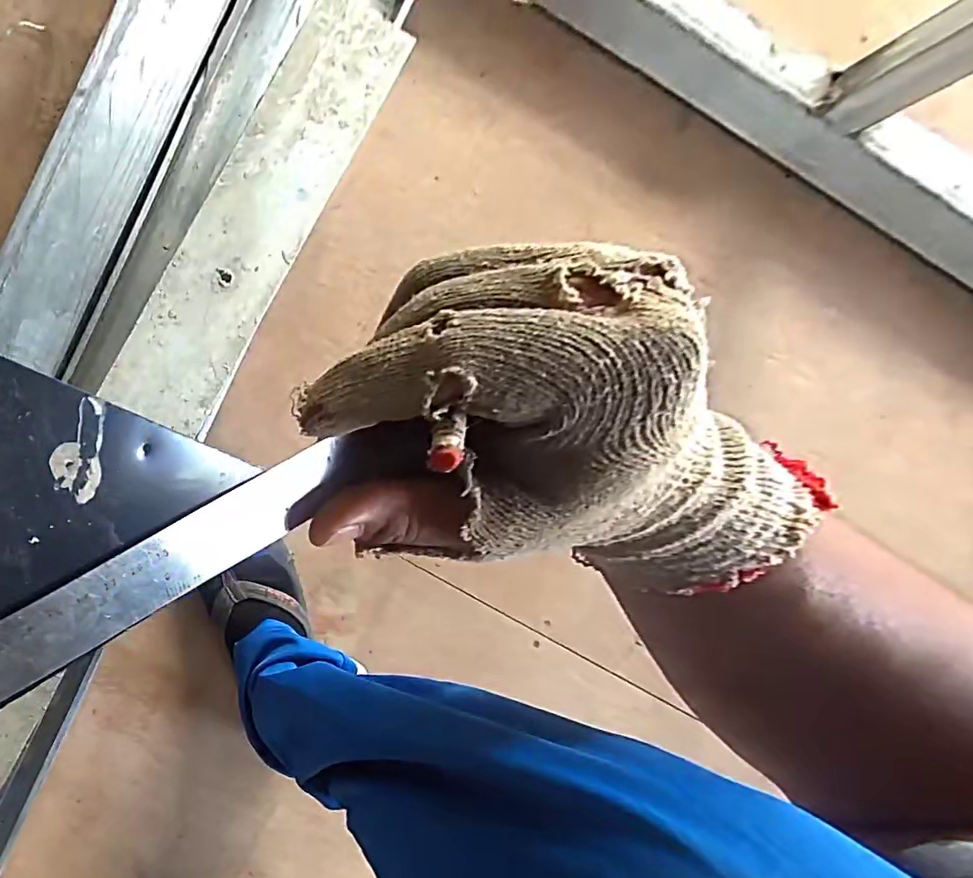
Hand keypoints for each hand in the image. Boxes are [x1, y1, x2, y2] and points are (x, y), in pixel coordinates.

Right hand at [295, 243, 830, 591]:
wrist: (657, 464)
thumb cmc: (576, 503)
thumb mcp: (493, 529)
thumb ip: (407, 519)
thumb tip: (323, 523)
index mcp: (612, 376)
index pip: (455, 355)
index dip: (367, 383)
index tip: (314, 419)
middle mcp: (618, 300)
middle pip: (438, 310)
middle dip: (371, 367)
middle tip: (343, 416)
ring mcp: (601, 263)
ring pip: (439, 281)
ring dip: (389, 339)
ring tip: (387, 390)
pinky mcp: (575, 253)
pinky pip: (458, 270)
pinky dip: (415, 315)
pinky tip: (420, 358)